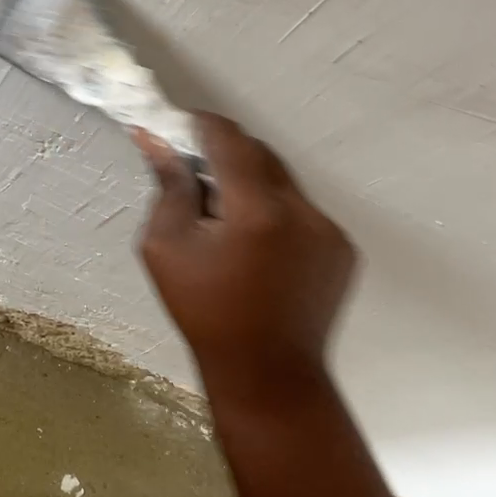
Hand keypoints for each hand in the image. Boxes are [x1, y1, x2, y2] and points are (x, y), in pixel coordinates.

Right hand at [132, 114, 356, 400]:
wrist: (266, 372)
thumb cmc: (203, 310)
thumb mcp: (165, 245)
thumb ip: (167, 186)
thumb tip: (153, 139)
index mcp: (256, 210)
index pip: (230, 139)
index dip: (200, 124)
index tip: (174, 126)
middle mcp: (302, 211)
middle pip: (259, 153)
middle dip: (223, 153)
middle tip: (190, 173)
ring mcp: (329, 230)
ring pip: (281, 180)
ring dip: (248, 181)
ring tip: (220, 217)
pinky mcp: (342, 248)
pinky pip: (301, 209)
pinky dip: (272, 209)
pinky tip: (252, 245)